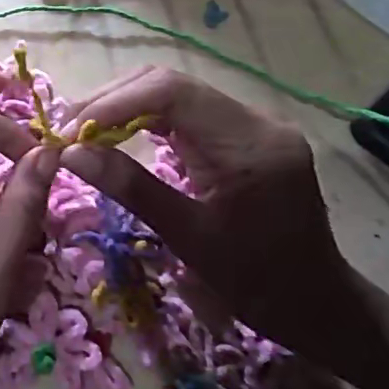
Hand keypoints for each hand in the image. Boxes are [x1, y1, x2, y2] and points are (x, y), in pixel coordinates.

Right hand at [54, 66, 370, 359]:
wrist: (319, 305)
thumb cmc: (257, 283)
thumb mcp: (188, 237)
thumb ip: (130, 187)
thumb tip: (70, 153)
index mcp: (249, 145)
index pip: (172, 93)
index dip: (114, 103)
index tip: (71, 132)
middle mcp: (256, 120)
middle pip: (171, 83)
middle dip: (113, 101)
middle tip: (69, 130)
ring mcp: (253, 124)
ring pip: (176, 93)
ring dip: (126, 107)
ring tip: (85, 132)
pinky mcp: (246, 134)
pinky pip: (188, 112)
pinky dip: (147, 120)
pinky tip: (119, 136)